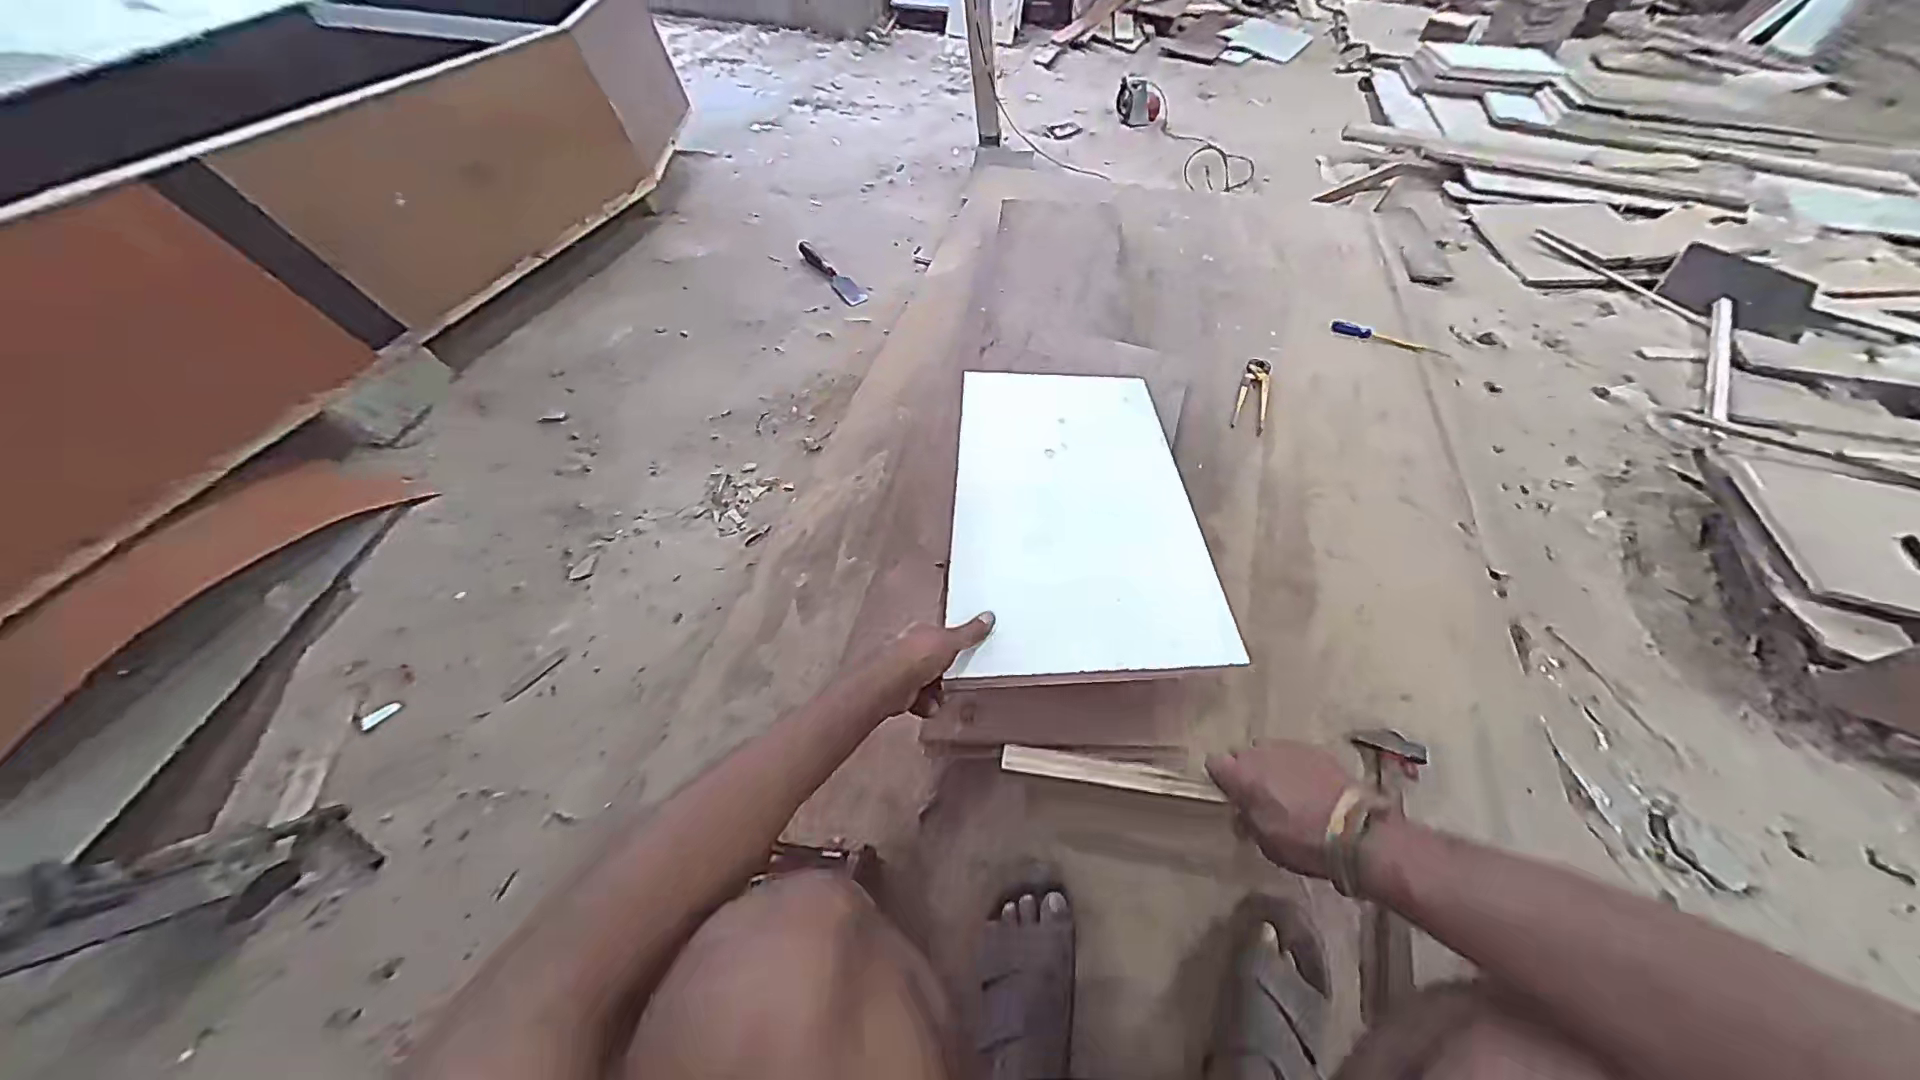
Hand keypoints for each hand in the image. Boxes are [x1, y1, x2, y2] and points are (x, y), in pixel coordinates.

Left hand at [878, 612, 994, 717]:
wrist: (891, 685)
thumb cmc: (917, 656)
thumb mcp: (951, 641)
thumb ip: (970, 633)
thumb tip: (988, 616)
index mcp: (921, 632)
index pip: (939, 635)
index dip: (952, 645)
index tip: (964, 653)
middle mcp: (910, 650)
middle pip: (935, 662)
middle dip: (947, 674)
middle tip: (956, 677)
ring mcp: (903, 672)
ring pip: (929, 684)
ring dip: (938, 692)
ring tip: (941, 695)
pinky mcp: (900, 693)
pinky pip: (921, 701)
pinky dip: (926, 705)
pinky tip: (928, 705)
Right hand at [1206, 740, 1357, 878]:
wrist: (1355, 831)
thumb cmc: (1301, 841)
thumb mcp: (1264, 841)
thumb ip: (1247, 819)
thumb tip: (1243, 812)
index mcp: (1238, 775)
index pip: (1213, 763)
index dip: (1222, 778)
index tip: (1233, 795)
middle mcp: (1257, 753)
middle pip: (1241, 754)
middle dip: (1247, 770)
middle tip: (1262, 794)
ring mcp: (1288, 747)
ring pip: (1269, 750)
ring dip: (1272, 765)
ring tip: (1289, 788)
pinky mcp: (1316, 749)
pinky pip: (1296, 753)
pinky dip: (1298, 766)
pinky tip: (1313, 786)